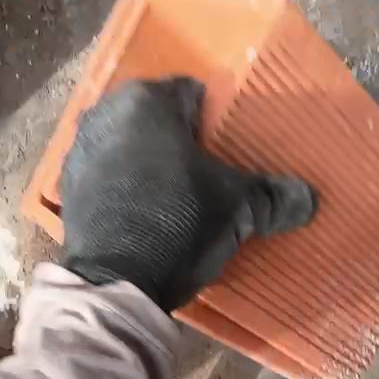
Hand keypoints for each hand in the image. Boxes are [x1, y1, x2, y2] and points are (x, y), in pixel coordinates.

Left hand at [60, 77, 316, 311]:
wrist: (118, 282)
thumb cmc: (179, 226)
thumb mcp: (236, 210)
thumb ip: (272, 198)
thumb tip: (309, 198)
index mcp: (148, 100)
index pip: (194, 96)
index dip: (217, 124)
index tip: (230, 153)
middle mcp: (107, 112)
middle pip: (157, 121)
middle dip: (181, 145)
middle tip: (207, 179)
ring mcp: (81, 150)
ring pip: (129, 148)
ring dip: (150, 166)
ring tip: (177, 201)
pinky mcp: (68, 190)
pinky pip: (108, 178)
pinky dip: (126, 190)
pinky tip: (146, 218)